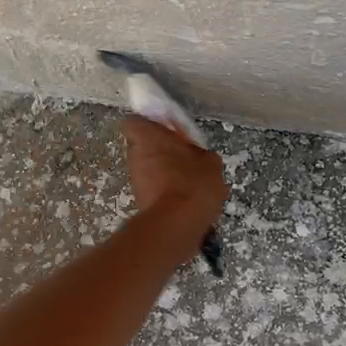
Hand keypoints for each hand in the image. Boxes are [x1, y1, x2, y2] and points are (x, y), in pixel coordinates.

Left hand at [120, 116, 227, 253]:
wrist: (176, 224)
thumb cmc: (192, 182)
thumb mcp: (210, 162)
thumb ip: (200, 154)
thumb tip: (199, 157)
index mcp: (147, 136)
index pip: (135, 122)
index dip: (150, 125)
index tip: (169, 132)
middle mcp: (134, 155)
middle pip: (143, 147)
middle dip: (161, 151)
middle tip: (185, 158)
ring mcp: (134, 180)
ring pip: (148, 169)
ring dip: (164, 173)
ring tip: (190, 184)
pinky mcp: (139, 202)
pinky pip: (153, 189)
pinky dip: (166, 193)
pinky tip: (187, 201)